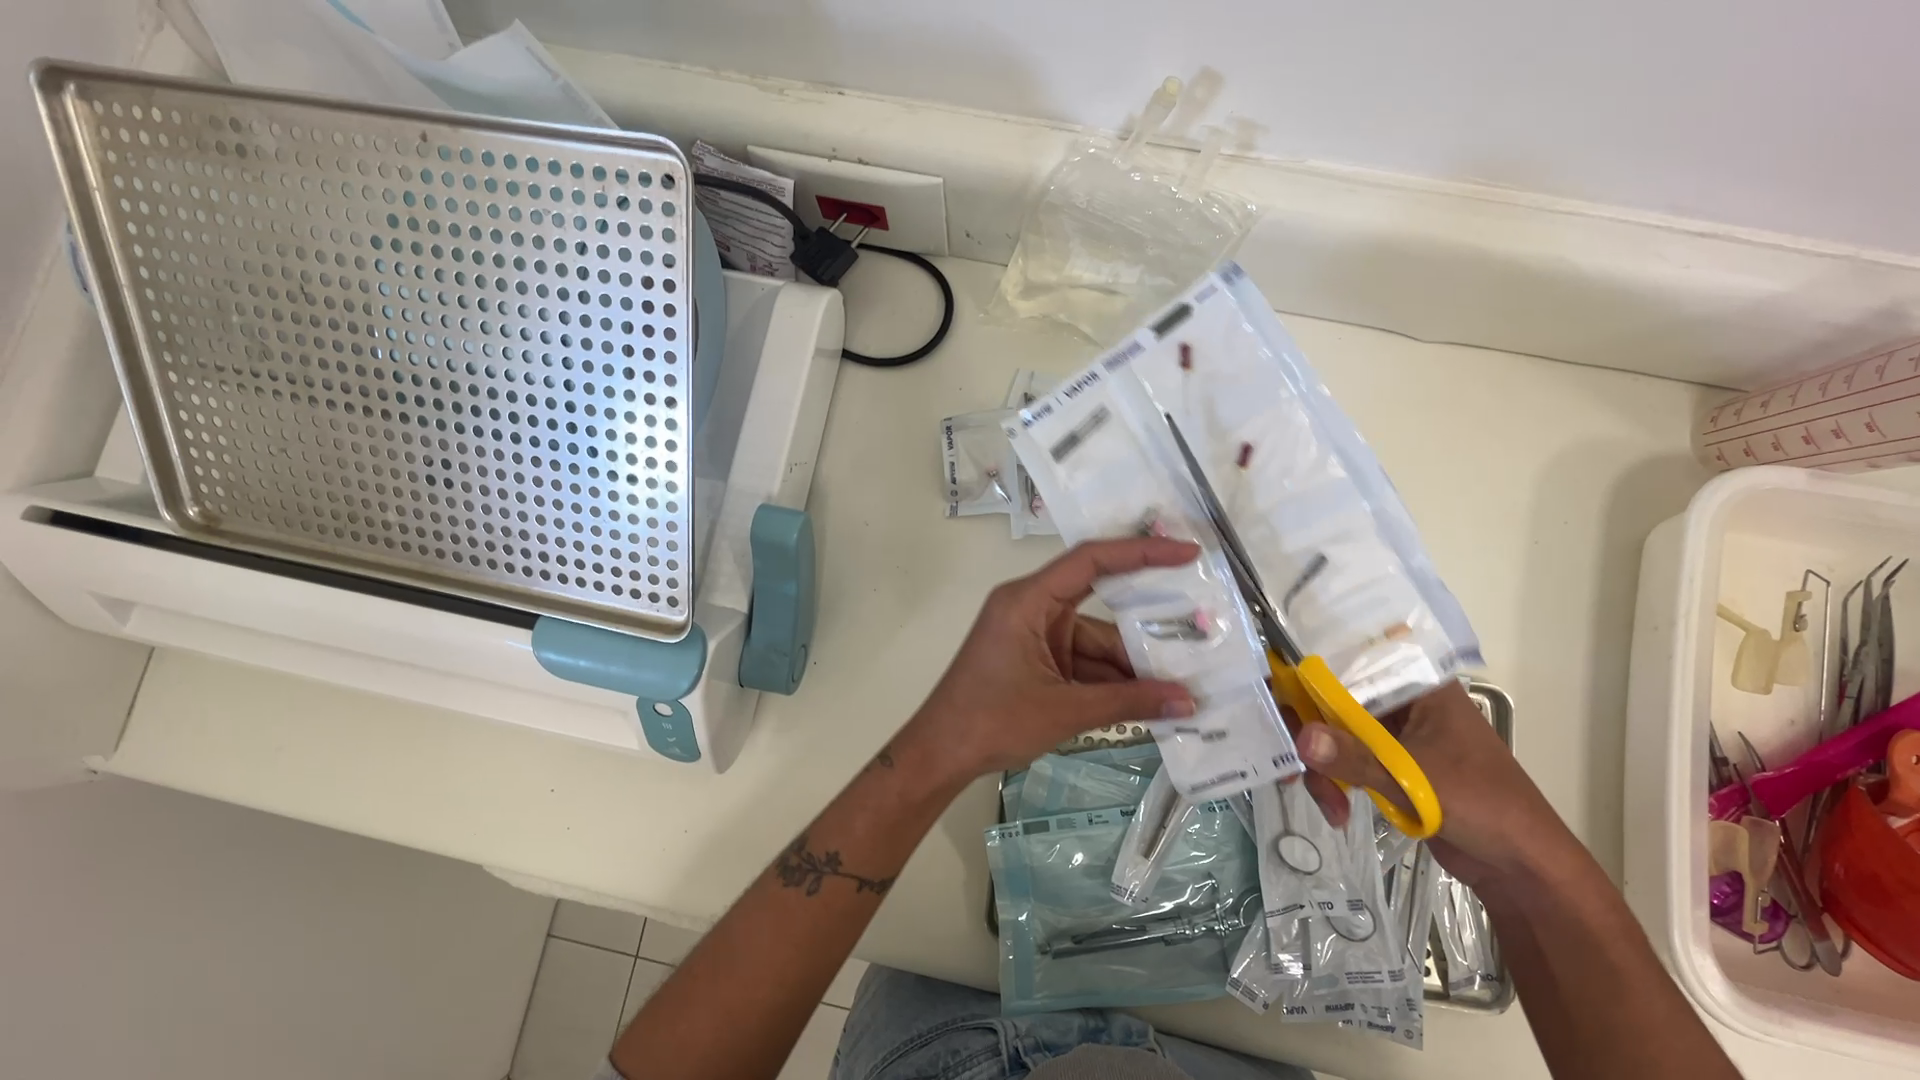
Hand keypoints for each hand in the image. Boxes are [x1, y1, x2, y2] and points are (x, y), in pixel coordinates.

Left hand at [897, 537, 1200, 779]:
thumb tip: (1188, 703)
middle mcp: (1032, 609)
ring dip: (1131, 668)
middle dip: (1144, 629)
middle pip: (1099, 608)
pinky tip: (1151, 700)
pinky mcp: (1036, 663)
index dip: (1141, 552)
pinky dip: (1111, 683)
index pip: (1091, 561)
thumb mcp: (1064, 711)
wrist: (940, 755)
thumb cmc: (991, 721)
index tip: (1186, 552)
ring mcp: (1034, 637)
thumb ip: (1128, 703)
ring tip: (1184, 683)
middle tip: (1200, 630)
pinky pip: (1082, 664)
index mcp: (1028, 601)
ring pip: (1095, 644)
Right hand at [1292, 682, 1579, 890]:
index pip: (1351, 664)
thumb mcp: (1414, 778)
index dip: (1309, 678)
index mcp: (1418, 685)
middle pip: (1334, 701)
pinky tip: (1337, 810)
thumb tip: (1301, 738)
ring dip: (1324, 768)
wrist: (1520, 865)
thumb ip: (1354, 757)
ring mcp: (1396, 734)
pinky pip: (1347, 760)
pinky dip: (1336, 781)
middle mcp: (1403, 701)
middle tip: (1292, 765)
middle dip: (1311, 736)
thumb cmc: (1483, 804)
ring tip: (1330, 804)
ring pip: (1335, 734)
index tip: (1276, 699)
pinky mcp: (1390, 765)